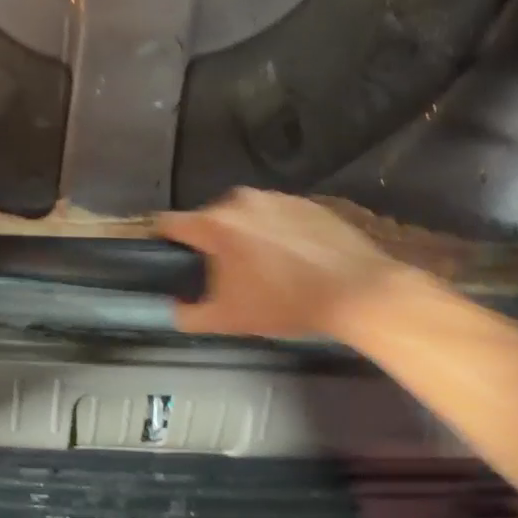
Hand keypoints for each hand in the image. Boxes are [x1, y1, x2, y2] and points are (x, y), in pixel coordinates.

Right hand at [156, 188, 401, 337]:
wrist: (357, 291)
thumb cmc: (283, 303)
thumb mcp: (227, 319)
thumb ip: (187, 315)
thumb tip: (172, 309)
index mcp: (215, 224)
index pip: (168, 223)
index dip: (160, 240)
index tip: (164, 256)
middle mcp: (241, 201)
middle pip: (209, 218)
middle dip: (209, 242)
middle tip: (221, 273)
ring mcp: (277, 198)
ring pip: (244, 215)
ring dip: (243, 236)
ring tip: (260, 267)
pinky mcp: (308, 203)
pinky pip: (277, 216)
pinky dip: (275, 233)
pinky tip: (291, 260)